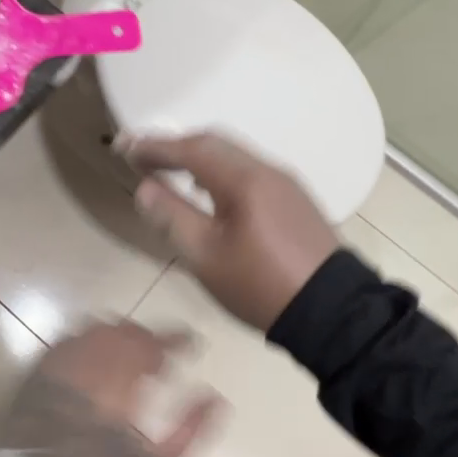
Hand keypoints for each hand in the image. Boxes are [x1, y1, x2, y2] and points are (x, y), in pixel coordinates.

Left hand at [0, 322, 219, 456]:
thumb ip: (190, 430)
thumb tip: (215, 397)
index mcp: (118, 386)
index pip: (151, 344)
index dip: (174, 340)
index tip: (192, 344)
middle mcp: (86, 365)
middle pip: (122, 331)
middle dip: (147, 338)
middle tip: (163, 355)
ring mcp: (56, 365)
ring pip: (92, 330)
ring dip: (118, 335)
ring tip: (132, 354)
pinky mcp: (34, 373)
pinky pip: (65, 339)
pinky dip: (87, 340)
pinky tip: (95, 359)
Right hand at [123, 133, 338, 331]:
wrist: (334, 314)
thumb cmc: (260, 286)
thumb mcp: (205, 256)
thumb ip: (171, 217)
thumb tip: (145, 188)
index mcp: (243, 180)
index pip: (190, 149)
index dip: (153, 146)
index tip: (123, 146)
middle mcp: (266, 170)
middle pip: (213, 142)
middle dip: (174, 146)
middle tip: (142, 156)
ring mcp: (285, 183)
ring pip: (233, 155)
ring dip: (197, 157)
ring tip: (168, 172)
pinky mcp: (295, 200)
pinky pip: (248, 170)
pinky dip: (219, 170)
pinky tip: (207, 191)